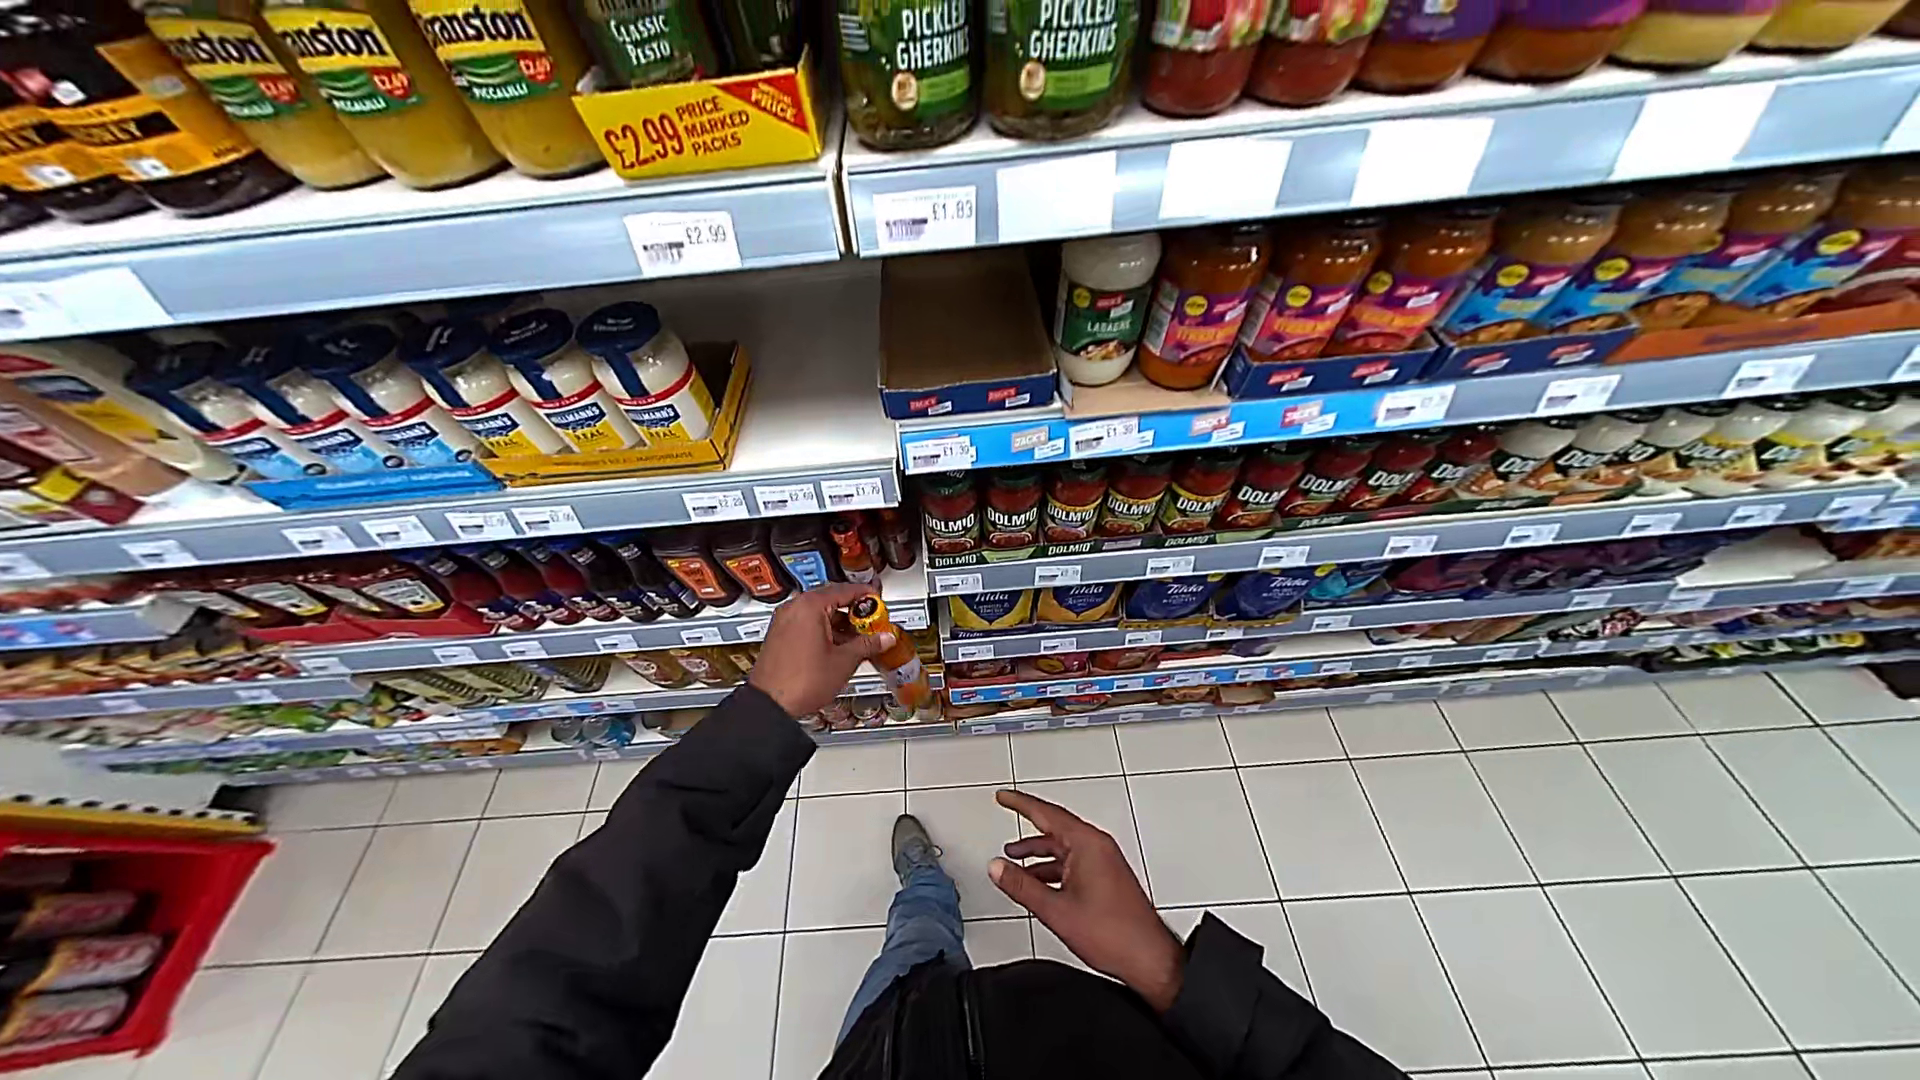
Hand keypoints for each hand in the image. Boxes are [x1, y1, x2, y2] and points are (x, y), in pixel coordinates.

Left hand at [748, 583, 893, 717]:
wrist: (770, 705)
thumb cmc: (798, 682)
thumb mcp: (844, 661)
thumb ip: (867, 644)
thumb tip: (883, 638)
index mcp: (809, 606)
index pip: (845, 590)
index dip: (865, 595)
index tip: (878, 602)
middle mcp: (793, 609)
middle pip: (831, 600)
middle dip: (853, 612)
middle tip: (871, 623)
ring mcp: (784, 622)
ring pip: (818, 613)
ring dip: (839, 623)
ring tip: (857, 640)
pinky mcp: (780, 636)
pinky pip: (806, 624)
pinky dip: (824, 631)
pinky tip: (837, 648)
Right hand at [989, 789, 1184, 1011]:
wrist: (1150, 959)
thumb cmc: (1115, 934)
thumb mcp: (1056, 909)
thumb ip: (1022, 886)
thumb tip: (998, 867)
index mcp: (1087, 844)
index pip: (1046, 813)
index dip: (1020, 803)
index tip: (1004, 797)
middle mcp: (1097, 846)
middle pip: (1054, 827)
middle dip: (1027, 826)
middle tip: (1009, 813)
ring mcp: (1103, 860)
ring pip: (1063, 846)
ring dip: (1038, 851)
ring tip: (1015, 858)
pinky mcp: (1106, 875)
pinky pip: (1072, 861)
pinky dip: (1052, 866)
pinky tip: (1039, 882)